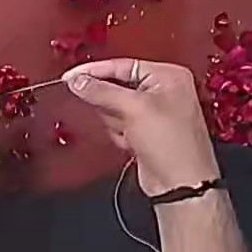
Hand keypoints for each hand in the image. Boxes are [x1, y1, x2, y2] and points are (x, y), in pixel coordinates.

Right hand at [65, 58, 220, 196]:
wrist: (180, 186)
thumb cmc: (171, 143)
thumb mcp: (133, 109)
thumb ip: (101, 91)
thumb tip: (78, 80)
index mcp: (167, 76)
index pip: (122, 65)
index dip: (95, 71)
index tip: (71, 77)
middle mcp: (163, 91)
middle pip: (117, 87)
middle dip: (111, 104)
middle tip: (112, 113)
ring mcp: (154, 113)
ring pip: (115, 108)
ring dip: (116, 122)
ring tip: (130, 132)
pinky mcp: (146, 132)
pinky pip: (119, 124)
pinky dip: (120, 134)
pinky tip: (132, 143)